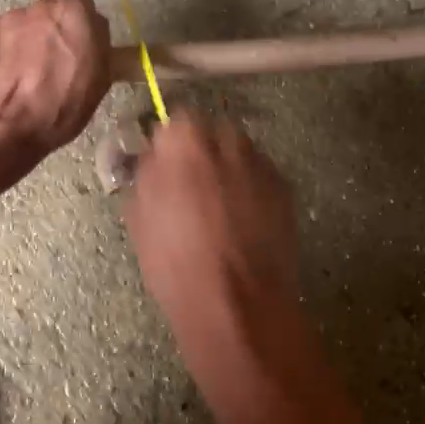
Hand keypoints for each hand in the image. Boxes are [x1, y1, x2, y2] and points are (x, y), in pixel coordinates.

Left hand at [0, 0, 112, 155]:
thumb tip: (90, 19)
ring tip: (16, 81)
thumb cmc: (62, 110)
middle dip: (45, 32)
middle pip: (45, 13)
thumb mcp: (98, 80)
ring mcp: (5, 19)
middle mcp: (39, 8)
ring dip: (18, 44)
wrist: (4, 131)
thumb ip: (96, 42)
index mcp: (74, 15)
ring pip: (15, 26)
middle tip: (46, 69)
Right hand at [124, 109, 298, 330]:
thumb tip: (153, 157)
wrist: (237, 303)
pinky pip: (262, 175)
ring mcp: (260, 161)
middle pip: (212, 132)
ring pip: (240, 152)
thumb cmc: (176, 262)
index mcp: (184, 141)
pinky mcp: (285, 186)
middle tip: (194, 187)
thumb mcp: (139, 218)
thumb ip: (146, 173)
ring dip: (230, 168)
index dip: (171, 144)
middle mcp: (226, 140)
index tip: (166, 167)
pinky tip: (246, 221)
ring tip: (222, 207)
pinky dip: (253, 189)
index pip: (175, 120)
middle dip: (204, 152)